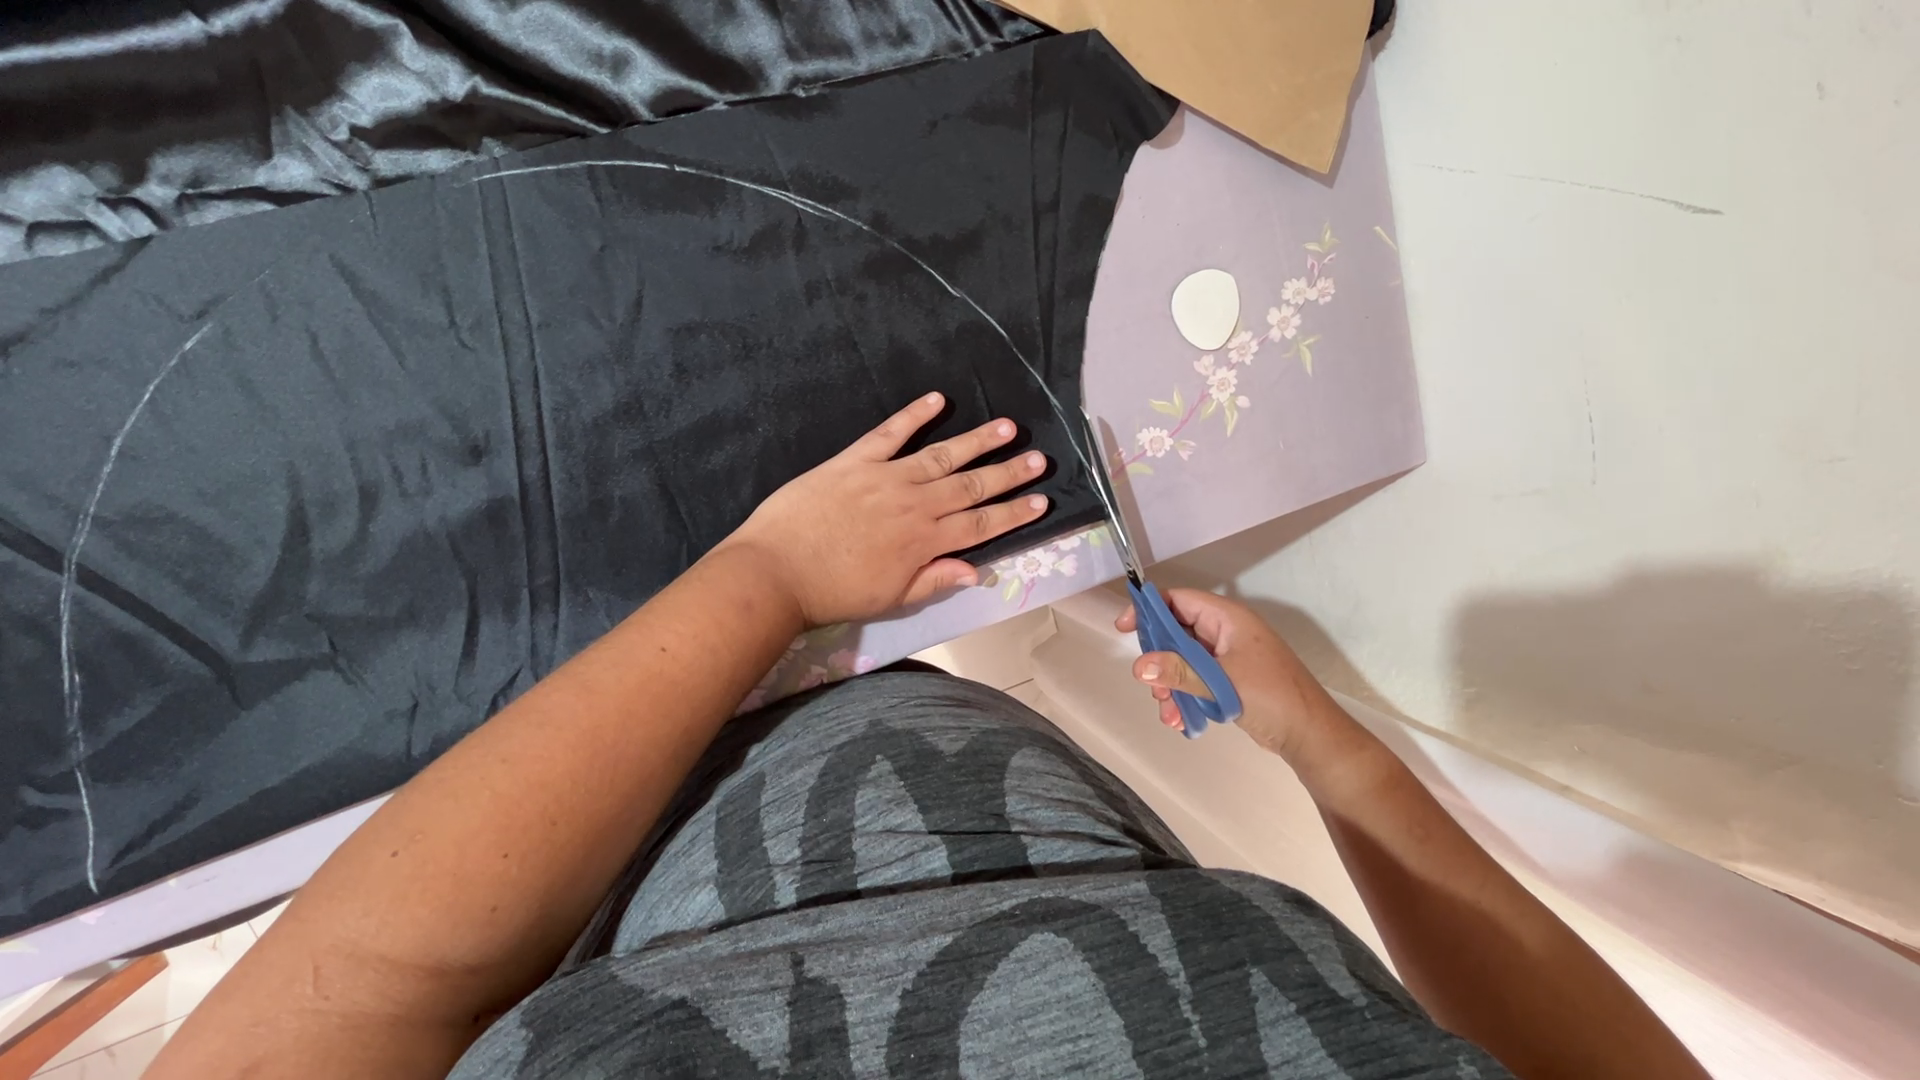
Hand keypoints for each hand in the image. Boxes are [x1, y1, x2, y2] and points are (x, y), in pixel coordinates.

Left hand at [717, 392, 1048, 626]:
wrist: (775, 571)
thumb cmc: (833, 594)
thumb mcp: (890, 598)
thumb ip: (934, 580)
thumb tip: (977, 570)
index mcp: (924, 541)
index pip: (980, 524)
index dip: (1013, 513)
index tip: (1040, 500)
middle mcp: (914, 504)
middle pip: (971, 486)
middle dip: (1008, 473)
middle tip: (1039, 459)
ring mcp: (885, 477)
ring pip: (942, 455)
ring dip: (977, 441)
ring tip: (1007, 427)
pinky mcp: (854, 460)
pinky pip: (891, 433)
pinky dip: (914, 415)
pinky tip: (937, 400)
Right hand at [1115, 589, 1335, 760]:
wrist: (1310, 736)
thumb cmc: (1271, 697)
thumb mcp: (1220, 682)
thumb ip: (1178, 672)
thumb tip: (1138, 665)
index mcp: (1228, 619)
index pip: (1179, 600)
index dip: (1150, 611)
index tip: (1124, 628)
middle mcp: (1226, 633)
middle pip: (1177, 633)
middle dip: (1160, 660)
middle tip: (1151, 684)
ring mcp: (1229, 658)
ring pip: (1184, 662)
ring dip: (1171, 685)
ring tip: (1168, 710)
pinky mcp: (1230, 681)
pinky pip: (1197, 681)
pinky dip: (1185, 697)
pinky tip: (1180, 720)